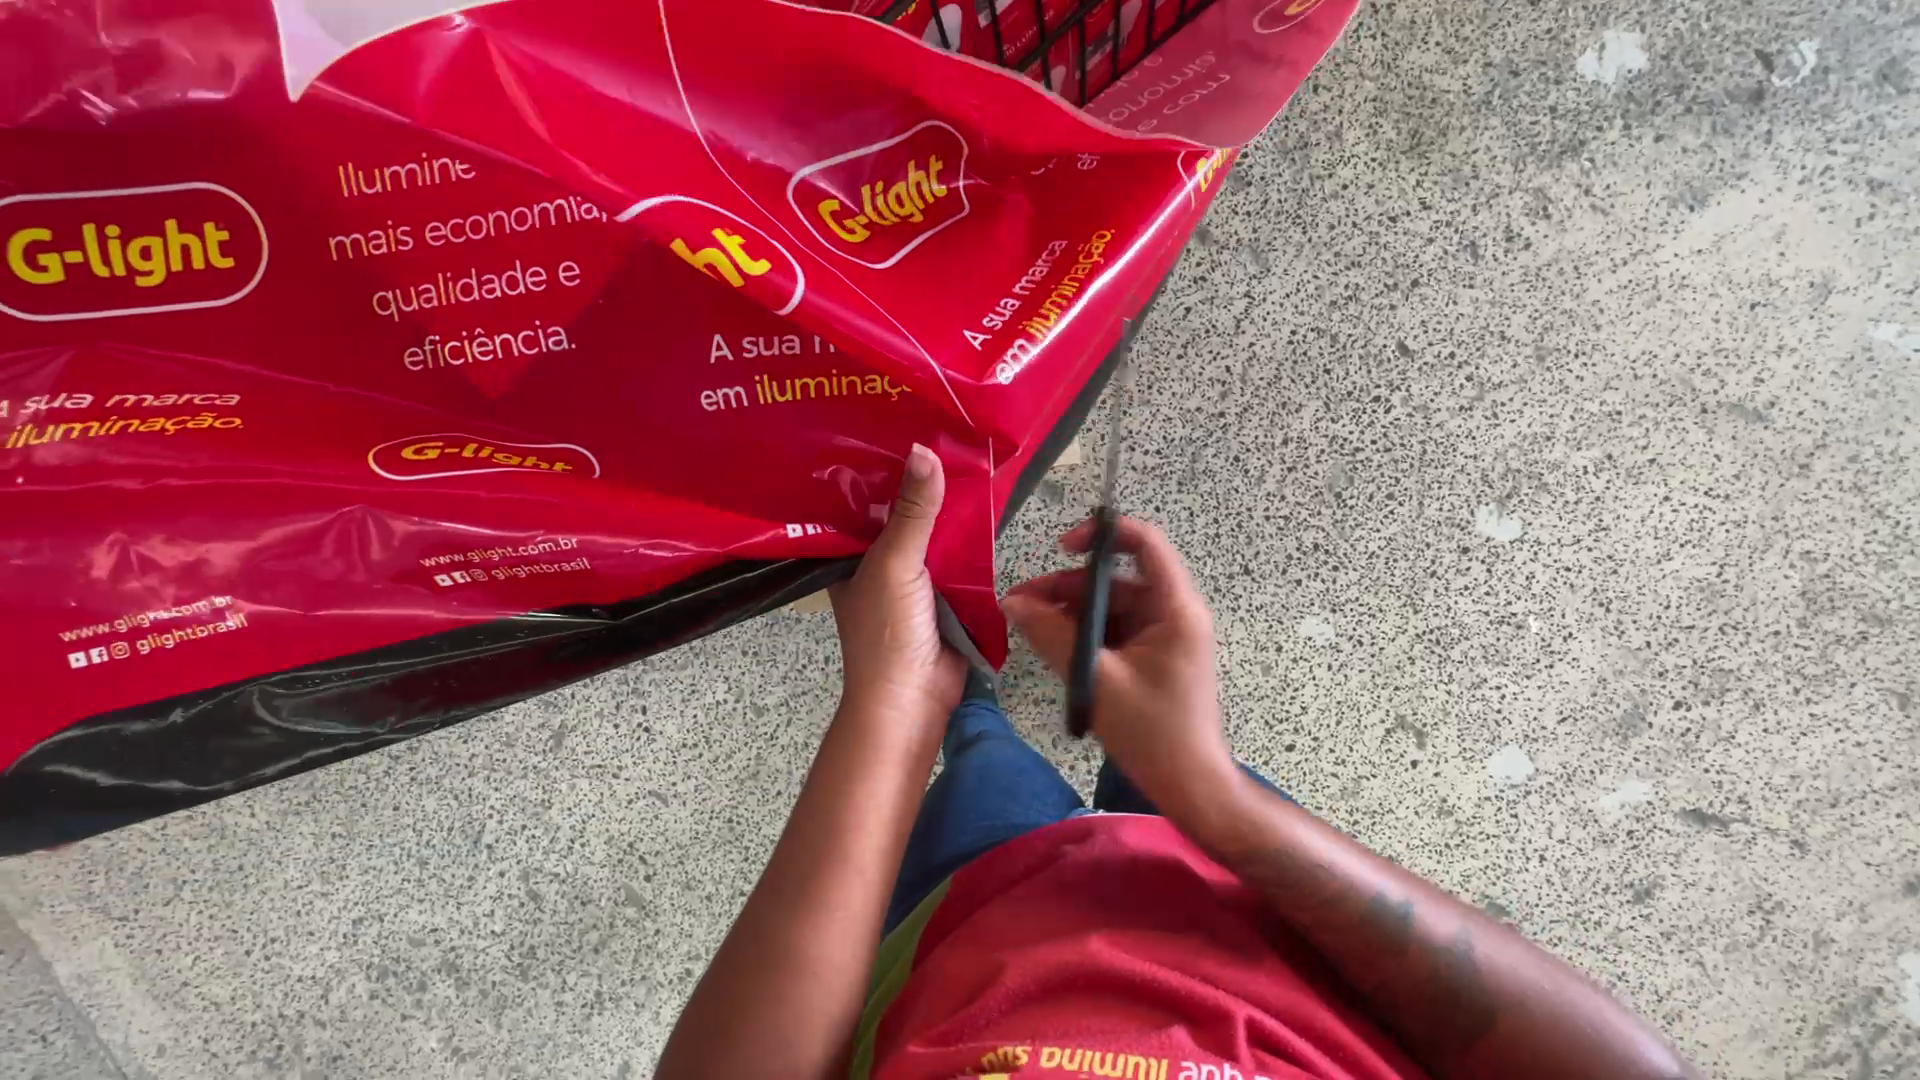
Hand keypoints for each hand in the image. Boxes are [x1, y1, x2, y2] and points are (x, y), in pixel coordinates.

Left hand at [829, 443, 966, 721]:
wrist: (914, 698)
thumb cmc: (887, 630)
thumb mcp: (895, 563)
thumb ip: (912, 511)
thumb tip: (924, 450)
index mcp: (850, 553)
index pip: (861, 499)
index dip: (879, 466)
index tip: (899, 422)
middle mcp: (878, 561)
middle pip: (901, 513)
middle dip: (920, 482)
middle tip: (945, 427)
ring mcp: (912, 579)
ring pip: (932, 533)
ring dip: (948, 508)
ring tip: (969, 452)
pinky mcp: (944, 594)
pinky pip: (956, 558)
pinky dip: (968, 538)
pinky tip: (985, 503)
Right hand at [1000, 516, 1245, 833]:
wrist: (1191, 788)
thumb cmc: (1154, 733)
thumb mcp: (1097, 680)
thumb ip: (1053, 636)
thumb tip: (1012, 603)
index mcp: (1175, 608)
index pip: (1145, 543)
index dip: (1103, 533)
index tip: (1062, 548)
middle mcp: (1172, 613)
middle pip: (1115, 579)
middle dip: (1067, 587)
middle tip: (1019, 603)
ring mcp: (1162, 636)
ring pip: (1109, 606)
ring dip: (1069, 612)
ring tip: (1026, 625)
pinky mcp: (1150, 657)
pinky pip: (1112, 631)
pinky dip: (1082, 634)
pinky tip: (1051, 645)